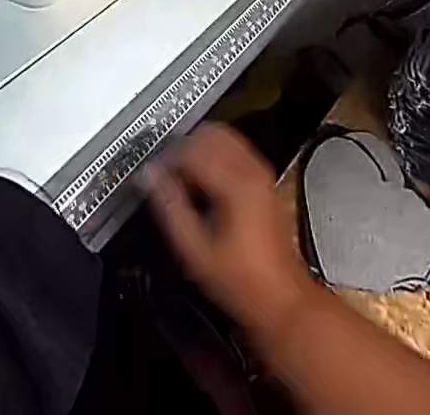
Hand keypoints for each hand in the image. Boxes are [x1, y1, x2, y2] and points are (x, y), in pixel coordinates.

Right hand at [146, 125, 316, 335]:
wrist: (279, 295)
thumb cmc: (242, 281)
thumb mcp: (195, 250)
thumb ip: (171, 209)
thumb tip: (151, 180)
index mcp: (236, 185)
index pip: (193, 149)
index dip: (167, 158)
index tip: (152, 173)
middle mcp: (253, 171)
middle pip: (211, 134)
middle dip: (183, 148)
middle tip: (165, 171)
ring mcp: (262, 173)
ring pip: (225, 136)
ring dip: (199, 149)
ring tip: (181, 177)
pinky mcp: (264, 179)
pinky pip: (235, 149)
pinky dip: (214, 155)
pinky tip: (202, 181)